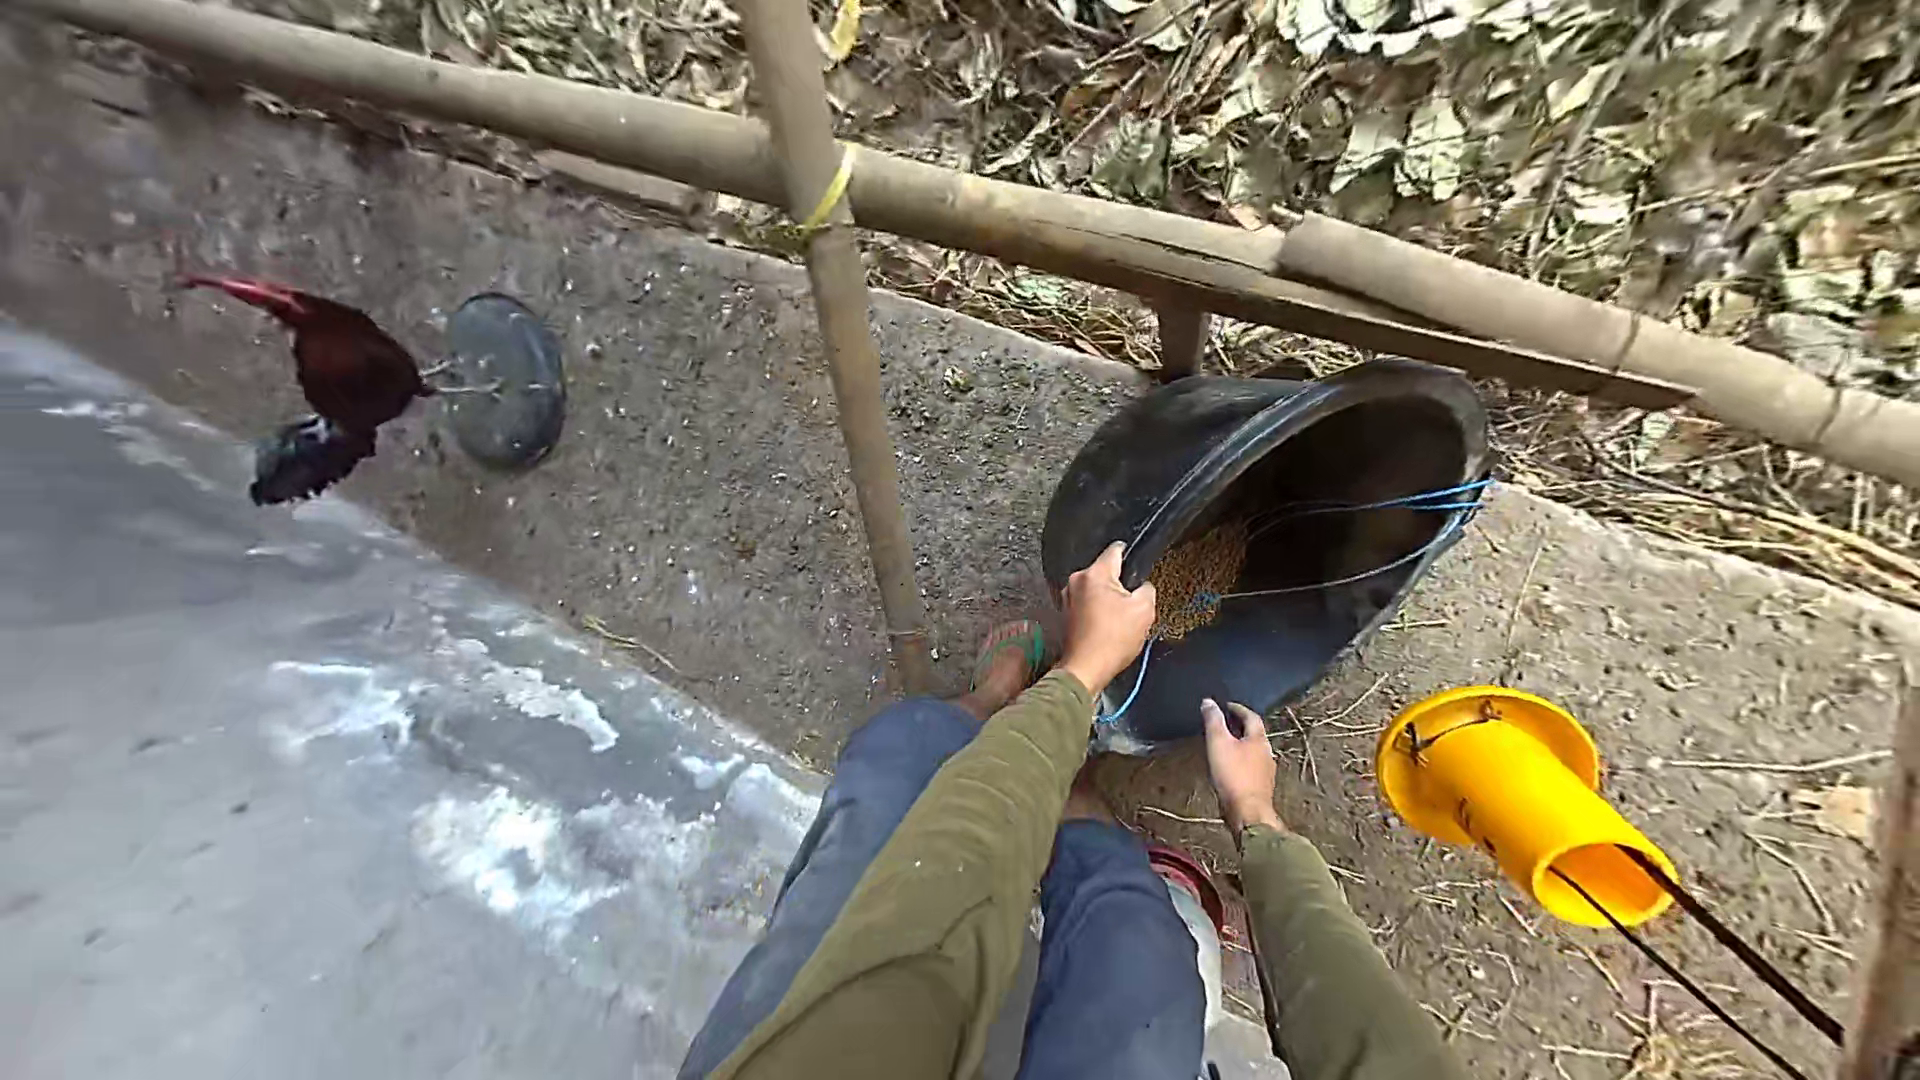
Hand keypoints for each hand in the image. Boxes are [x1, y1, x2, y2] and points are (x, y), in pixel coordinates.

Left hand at [1057, 541, 1155, 697]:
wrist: (1086, 668)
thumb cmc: (1113, 639)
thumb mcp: (1144, 610)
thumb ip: (1147, 589)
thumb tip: (1142, 586)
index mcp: (1094, 574)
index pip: (1115, 550)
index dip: (1130, 552)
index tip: (1137, 558)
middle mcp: (1076, 581)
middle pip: (1105, 571)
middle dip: (1120, 583)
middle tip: (1132, 601)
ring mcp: (1068, 597)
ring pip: (1096, 588)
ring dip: (1108, 598)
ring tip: (1120, 618)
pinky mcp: (1066, 612)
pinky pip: (1087, 602)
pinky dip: (1098, 609)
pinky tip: (1108, 625)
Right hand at [1202, 699, 1284, 834]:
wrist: (1248, 812)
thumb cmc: (1233, 774)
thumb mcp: (1218, 742)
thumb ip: (1213, 721)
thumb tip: (1208, 702)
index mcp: (1258, 740)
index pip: (1251, 717)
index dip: (1238, 708)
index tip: (1226, 705)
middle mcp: (1266, 753)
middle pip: (1254, 733)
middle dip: (1239, 725)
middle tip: (1223, 721)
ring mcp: (1265, 771)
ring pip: (1253, 750)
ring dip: (1240, 743)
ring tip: (1224, 742)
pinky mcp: (1260, 786)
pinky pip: (1251, 765)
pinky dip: (1240, 759)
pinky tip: (1229, 765)